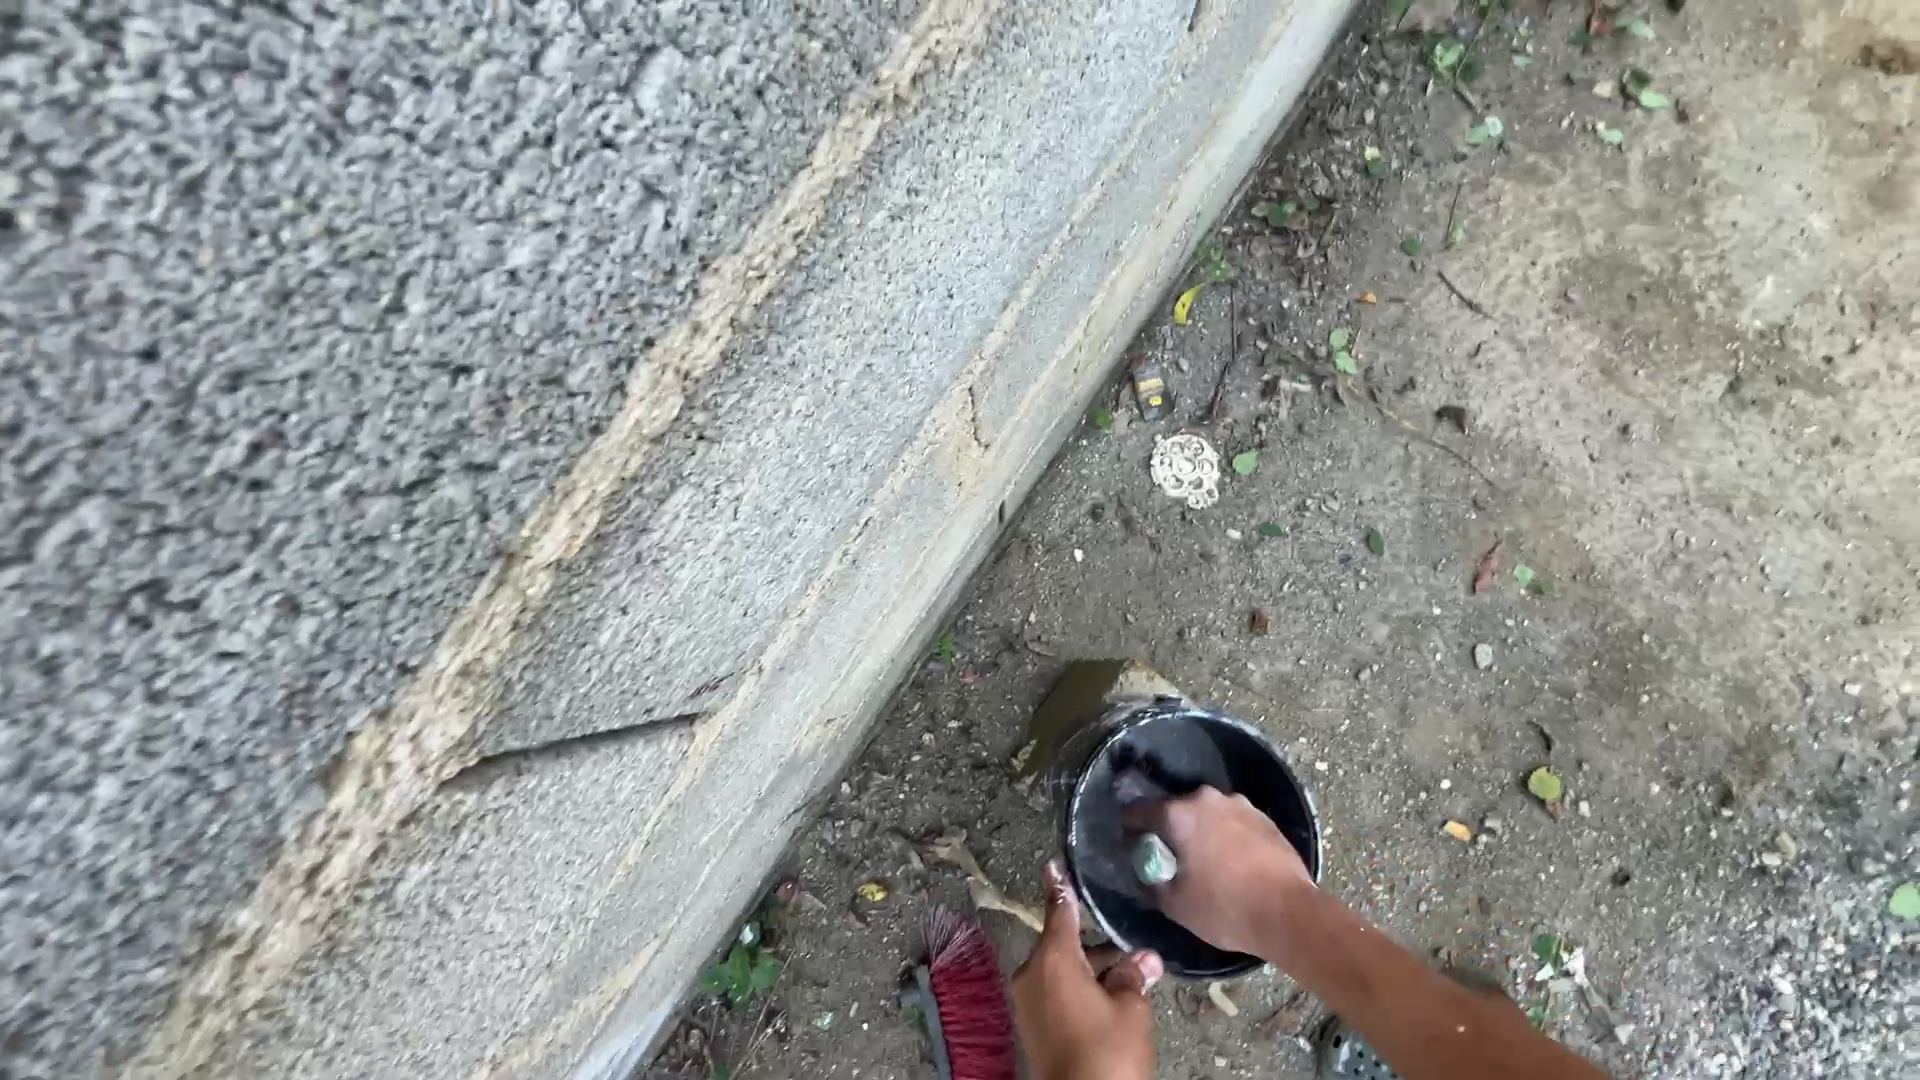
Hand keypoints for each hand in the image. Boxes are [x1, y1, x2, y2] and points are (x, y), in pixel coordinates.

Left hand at [1010, 859, 1162, 1079]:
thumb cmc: (1107, 1052)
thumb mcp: (1130, 1009)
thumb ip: (1132, 975)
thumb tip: (1144, 958)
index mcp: (1051, 959)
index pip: (1059, 909)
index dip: (1060, 885)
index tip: (1054, 862)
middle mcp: (1032, 973)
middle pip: (1065, 943)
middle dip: (1098, 945)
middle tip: (1134, 950)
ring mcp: (1028, 1002)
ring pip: (1063, 970)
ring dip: (1092, 971)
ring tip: (1132, 980)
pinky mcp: (1033, 1026)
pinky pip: (1057, 993)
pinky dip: (1080, 990)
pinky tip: (1110, 1002)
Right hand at [1131, 786, 1314, 954]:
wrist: (1290, 914)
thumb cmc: (1225, 908)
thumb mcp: (1175, 904)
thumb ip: (1152, 882)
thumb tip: (1146, 871)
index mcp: (1178, 814)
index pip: (1139, 811)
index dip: (1130, 827)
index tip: (1130, 842)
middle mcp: (1205, 798)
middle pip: (1176, 809)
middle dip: (1169, 829)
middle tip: (1171, 855)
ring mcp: (1238, 804)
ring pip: (1207, 814)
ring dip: (1200, 830)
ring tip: (1206, 859)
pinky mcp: (1263, 817)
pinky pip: (1232, 822)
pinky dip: (1227, 835)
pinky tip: (1233, 861)